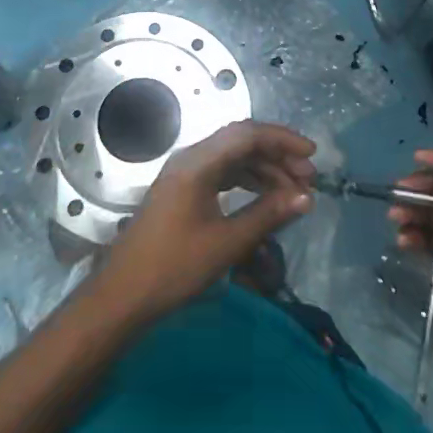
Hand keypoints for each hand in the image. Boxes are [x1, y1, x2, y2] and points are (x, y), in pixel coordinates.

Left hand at [94, 120, 315, 320]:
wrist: (121, 298)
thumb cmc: (173, 267)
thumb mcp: (226, 243)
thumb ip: (268, 215)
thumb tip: (306, 198)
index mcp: (197, 163)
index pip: (247, 134)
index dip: (283, 140)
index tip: (311, 156)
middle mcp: (190, 159)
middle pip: (241, 142)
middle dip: (278, 156)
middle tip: (308, 178)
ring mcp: (184, 175)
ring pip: (233, 158)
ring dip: (265, 170)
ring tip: (292, 192)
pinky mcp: (182, 192)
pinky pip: (222, 173)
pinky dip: (247, 181)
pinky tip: (265, 198)